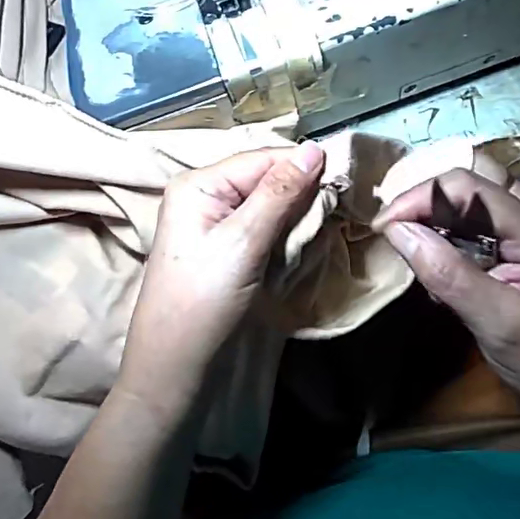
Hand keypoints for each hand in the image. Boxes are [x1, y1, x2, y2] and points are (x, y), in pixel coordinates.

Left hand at [119, 142, 325, 411]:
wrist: (175, 370)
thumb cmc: (203, 303)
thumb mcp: (243, 243)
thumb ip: (280, 193)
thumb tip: (315, 148)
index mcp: (200, 183)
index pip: (264, 158)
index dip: (304, 168)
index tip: (344, 185)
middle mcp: (206, 194)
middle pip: (268, 178)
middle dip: (302, 194)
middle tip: (335, 213)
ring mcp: (216, 222)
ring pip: (271, 203)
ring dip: (297, 217)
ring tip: (319, 233)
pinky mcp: (228, 246)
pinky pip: (265, 226)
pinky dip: (287, 234)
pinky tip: (301, 246)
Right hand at [374, 168, 519, 440]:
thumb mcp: (498, 324)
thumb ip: (449, 275)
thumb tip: (397, 231)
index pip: (469, 188)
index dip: (420, 197)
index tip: (383, 226)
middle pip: (472, 178)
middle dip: (426, 196)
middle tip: (392, 227)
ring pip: (472, 195)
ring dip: (435, 212)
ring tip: (409, 244)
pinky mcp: (517, 244)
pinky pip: (474, 219)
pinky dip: (446, 231)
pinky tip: (434, 262)